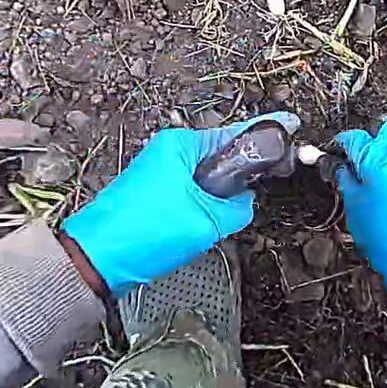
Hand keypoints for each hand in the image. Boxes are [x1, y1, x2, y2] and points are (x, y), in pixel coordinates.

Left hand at [62, 112, 298, 293]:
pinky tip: (217, 215)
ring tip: (242, 203)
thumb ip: (238, 207)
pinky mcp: (153, 190)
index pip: (234, 132)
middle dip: (244, 167)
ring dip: (223, 189)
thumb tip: (246, 201)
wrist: (95, 261)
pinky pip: (191, 187)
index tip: (291, 126)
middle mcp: (170, 150)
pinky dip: (207, 198)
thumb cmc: (148, 232)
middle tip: (275, 175)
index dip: (265, 132)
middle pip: (221, 153)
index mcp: (182, 145)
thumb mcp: (207, 221)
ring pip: (206, 174)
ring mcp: (159, 169)